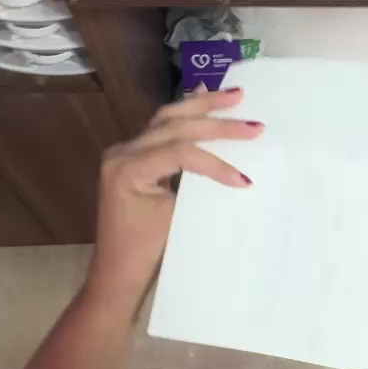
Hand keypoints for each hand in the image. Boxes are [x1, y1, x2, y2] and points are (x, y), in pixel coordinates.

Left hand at [86, 88, 260, 302]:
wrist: (117, 272)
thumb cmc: (144, 251)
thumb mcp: (174, 218)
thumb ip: (197, 186)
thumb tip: (234, 169)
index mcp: (127, 167)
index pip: (180, 151)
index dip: (215, 162)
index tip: (244, 180)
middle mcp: (122, 152)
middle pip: (174, 125)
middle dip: (215, 120)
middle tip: (251, 118)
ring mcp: (126, 153)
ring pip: (167, 119)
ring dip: (202, 108)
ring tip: (233, 96)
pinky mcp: (134, 158)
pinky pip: (161, 130)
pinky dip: (185, 116)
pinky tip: (203, 98)